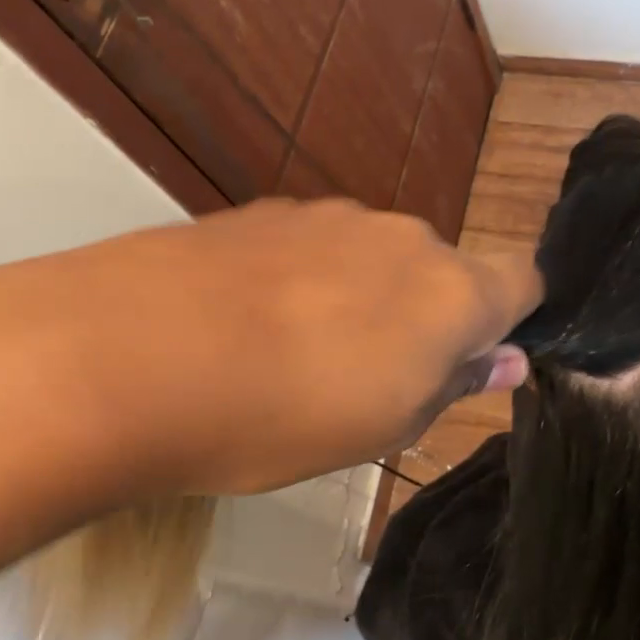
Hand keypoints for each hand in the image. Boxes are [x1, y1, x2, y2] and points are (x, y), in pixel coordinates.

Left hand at [0, 199, 540, 496]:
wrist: (113, 359)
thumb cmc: (282, 415)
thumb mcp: (388, 427)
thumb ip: (456, 384)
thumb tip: (508, 360)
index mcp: (454, 292)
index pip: (526, 282)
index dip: (514, 320)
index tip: (476, 362)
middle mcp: (405, 238)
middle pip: (447, 273)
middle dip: (432, 318)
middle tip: (380, 383)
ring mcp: (330, 218)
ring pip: (379, 261)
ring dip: (368, 302)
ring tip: (301, 360)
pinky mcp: (263, 213)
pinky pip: (318, 251)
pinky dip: (309, 286)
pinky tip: (251, 330)